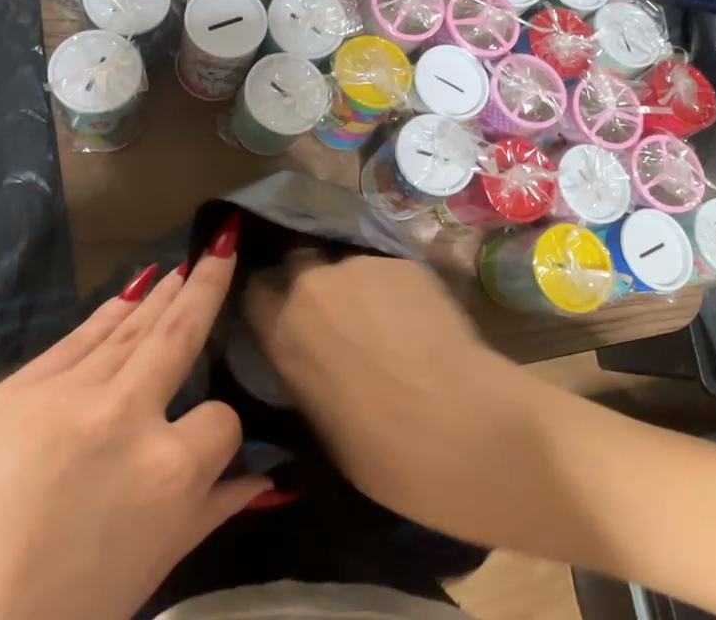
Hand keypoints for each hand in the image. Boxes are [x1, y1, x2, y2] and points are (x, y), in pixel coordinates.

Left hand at [0, 216, 265, 619]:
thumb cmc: (61, 609)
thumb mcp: (151, 567)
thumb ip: (212, 510)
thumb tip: (267, 479)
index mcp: (167, 471)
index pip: (221, 421)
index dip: (224, 437)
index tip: (211, 454)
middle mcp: (123, 413)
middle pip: (177, 335)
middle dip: (206, 287)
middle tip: (224, 245)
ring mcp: (63, 393)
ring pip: (127, 329)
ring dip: (159, 295)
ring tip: (183, 266)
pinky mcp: (14, 388)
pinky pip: (77, 341)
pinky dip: (107, 316)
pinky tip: (128, 294)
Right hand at [243, 251, 547, 548]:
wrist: (459, 427)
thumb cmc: (382, 454)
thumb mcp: (319, 421)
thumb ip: (306, 373)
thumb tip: (316, 360)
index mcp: (282, 333)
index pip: (257, 290)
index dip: (272, 299)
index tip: (286, 314)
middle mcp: (311, 287)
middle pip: (299, 263)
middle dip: (312, 282)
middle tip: (339, 314)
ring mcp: (359, 267)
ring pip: (348, 266)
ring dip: (359, 287)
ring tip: (389, 319)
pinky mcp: (405, 262)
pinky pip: (388, 271)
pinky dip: (397, 290)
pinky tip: (420, 318)